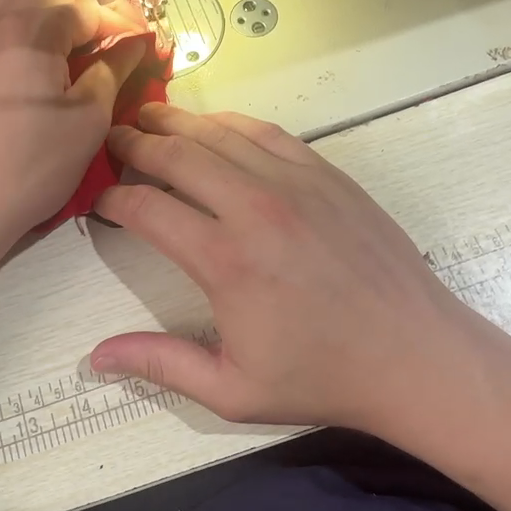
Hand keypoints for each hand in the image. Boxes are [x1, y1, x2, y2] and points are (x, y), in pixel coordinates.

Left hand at [0, 0, 145, 244]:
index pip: (85, 4)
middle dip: (88, 2)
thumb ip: (114, 69)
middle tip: (115, 40)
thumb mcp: (88, 118)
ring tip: (84, 43)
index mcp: (30, 29)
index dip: (120, 21)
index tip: (144, 44)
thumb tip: (136, 42)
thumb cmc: (33, 164)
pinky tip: (52, 58)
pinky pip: (4, 19)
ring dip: (57, 7)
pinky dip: (33, 23)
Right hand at [89, 105, 510, 442]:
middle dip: (133, 144)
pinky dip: (228, 123)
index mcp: (225, 260)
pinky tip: (211, 126)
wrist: (414, 355)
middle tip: (110, 141)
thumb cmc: (322, 377)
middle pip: (176, 154)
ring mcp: (295, 182)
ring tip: (146, 119)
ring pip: (218, 133)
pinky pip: (266, 132)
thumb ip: (160, 364)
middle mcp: (254, 207)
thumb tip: (96, 356)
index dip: (112, 200)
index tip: (100, 203)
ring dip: (175, 122)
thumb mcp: (232, 390)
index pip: (146, 208)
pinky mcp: (326, 173)